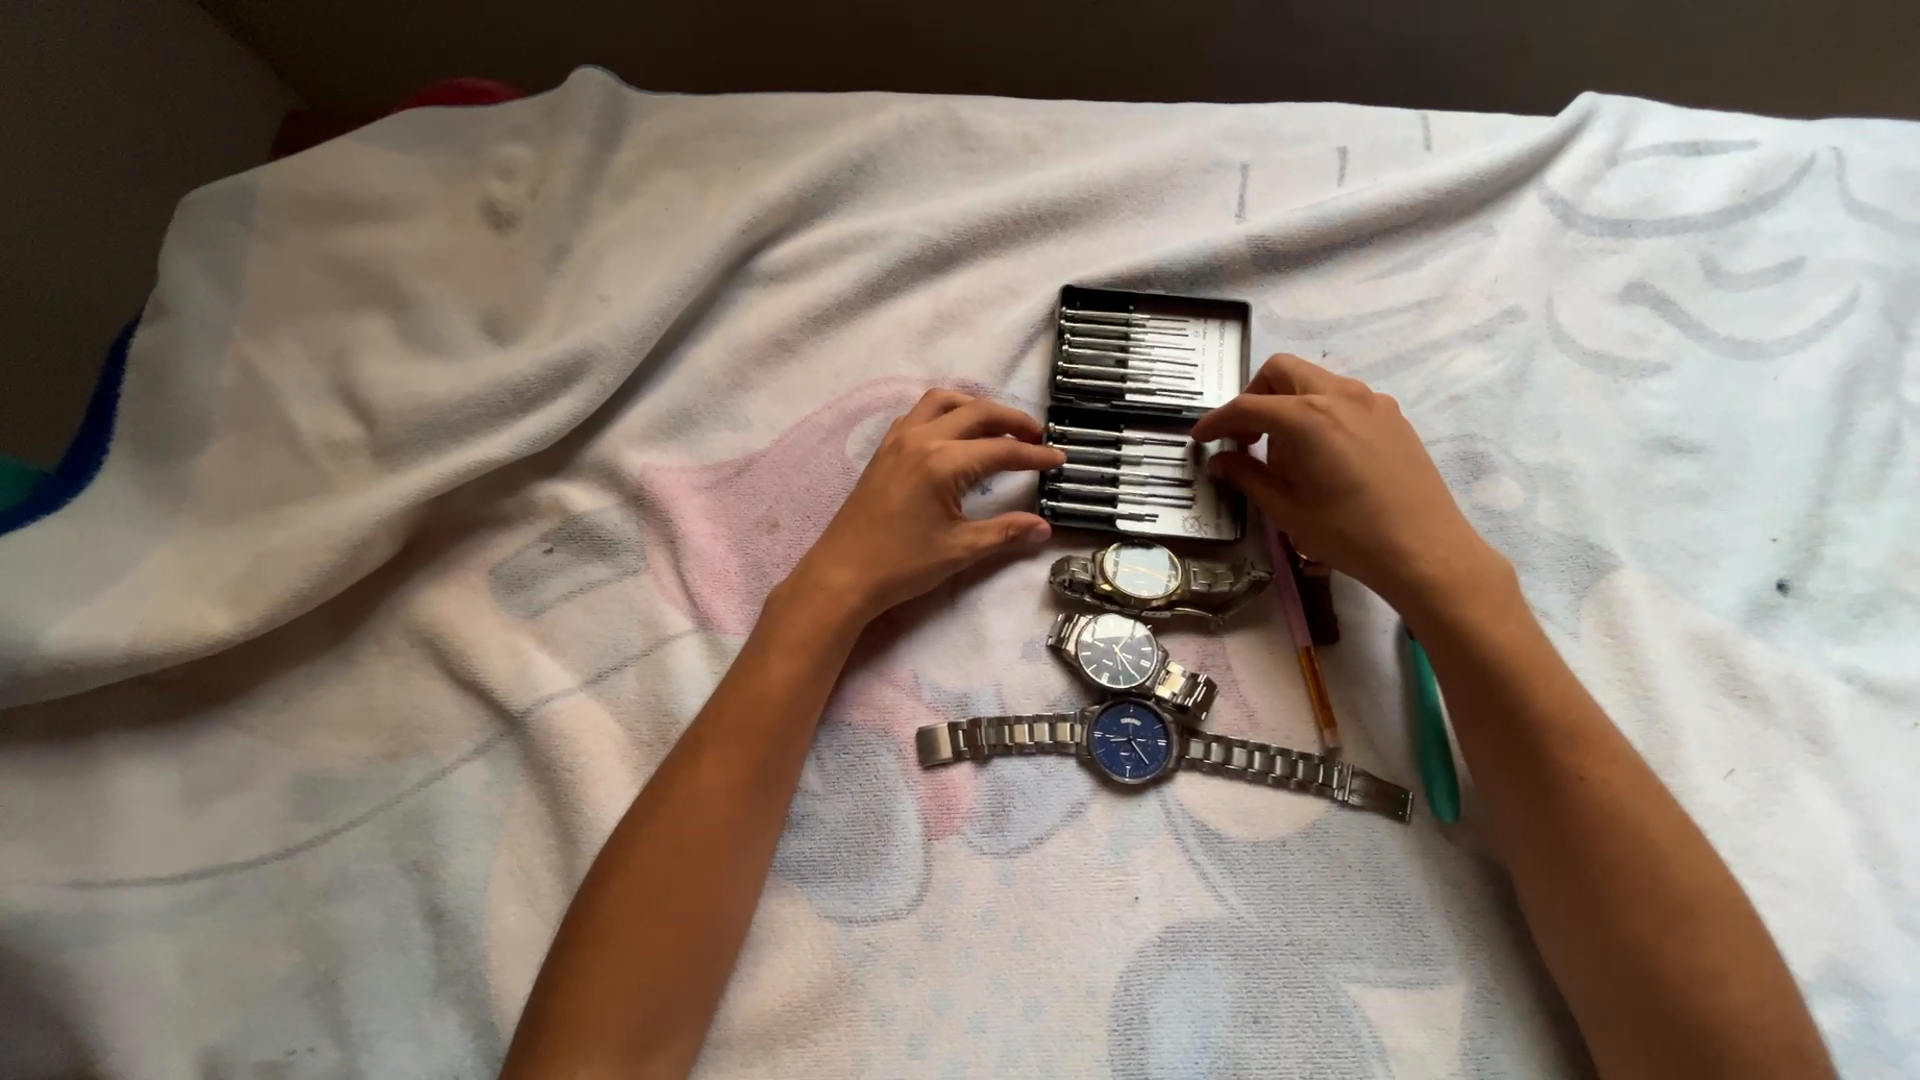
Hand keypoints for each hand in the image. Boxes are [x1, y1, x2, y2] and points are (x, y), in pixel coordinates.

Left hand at [782, 389, 1065, 625]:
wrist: (842, 574)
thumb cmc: (902, 565)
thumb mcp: (960, 549)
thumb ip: (1006, 532)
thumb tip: (1044, 528)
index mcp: (943, 462)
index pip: (1001, 450)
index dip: (1035, 455)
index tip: (1060, 459)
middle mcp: (921, 439)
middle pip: (977, 412)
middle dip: (1013, 421)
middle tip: (1037, 438)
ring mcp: (898, 440)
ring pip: (943, 402)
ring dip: (976, 407)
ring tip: (998, 428)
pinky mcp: (884, 450)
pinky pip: (919, 414)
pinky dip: (945, 414)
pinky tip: (955, 436)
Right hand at [1191, 353, 1507, 613]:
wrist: (1424, 549)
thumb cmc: (1347, 533)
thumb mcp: (1285, 509)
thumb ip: (1247, 476)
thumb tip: (1219, 461)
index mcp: (1306, 417)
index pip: (1247, 406)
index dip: (1217, 421)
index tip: (1200, 439)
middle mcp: (1338, 396)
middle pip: (1281, 371)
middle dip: (1253, 397)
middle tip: (1244, 438)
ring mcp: (1371, 402)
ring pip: (1314, 381)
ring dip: (1287, 404)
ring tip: (1284, 453)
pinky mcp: (1392, 417)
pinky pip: (1342, 398)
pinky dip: (1318, 413)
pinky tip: (1320, 456)